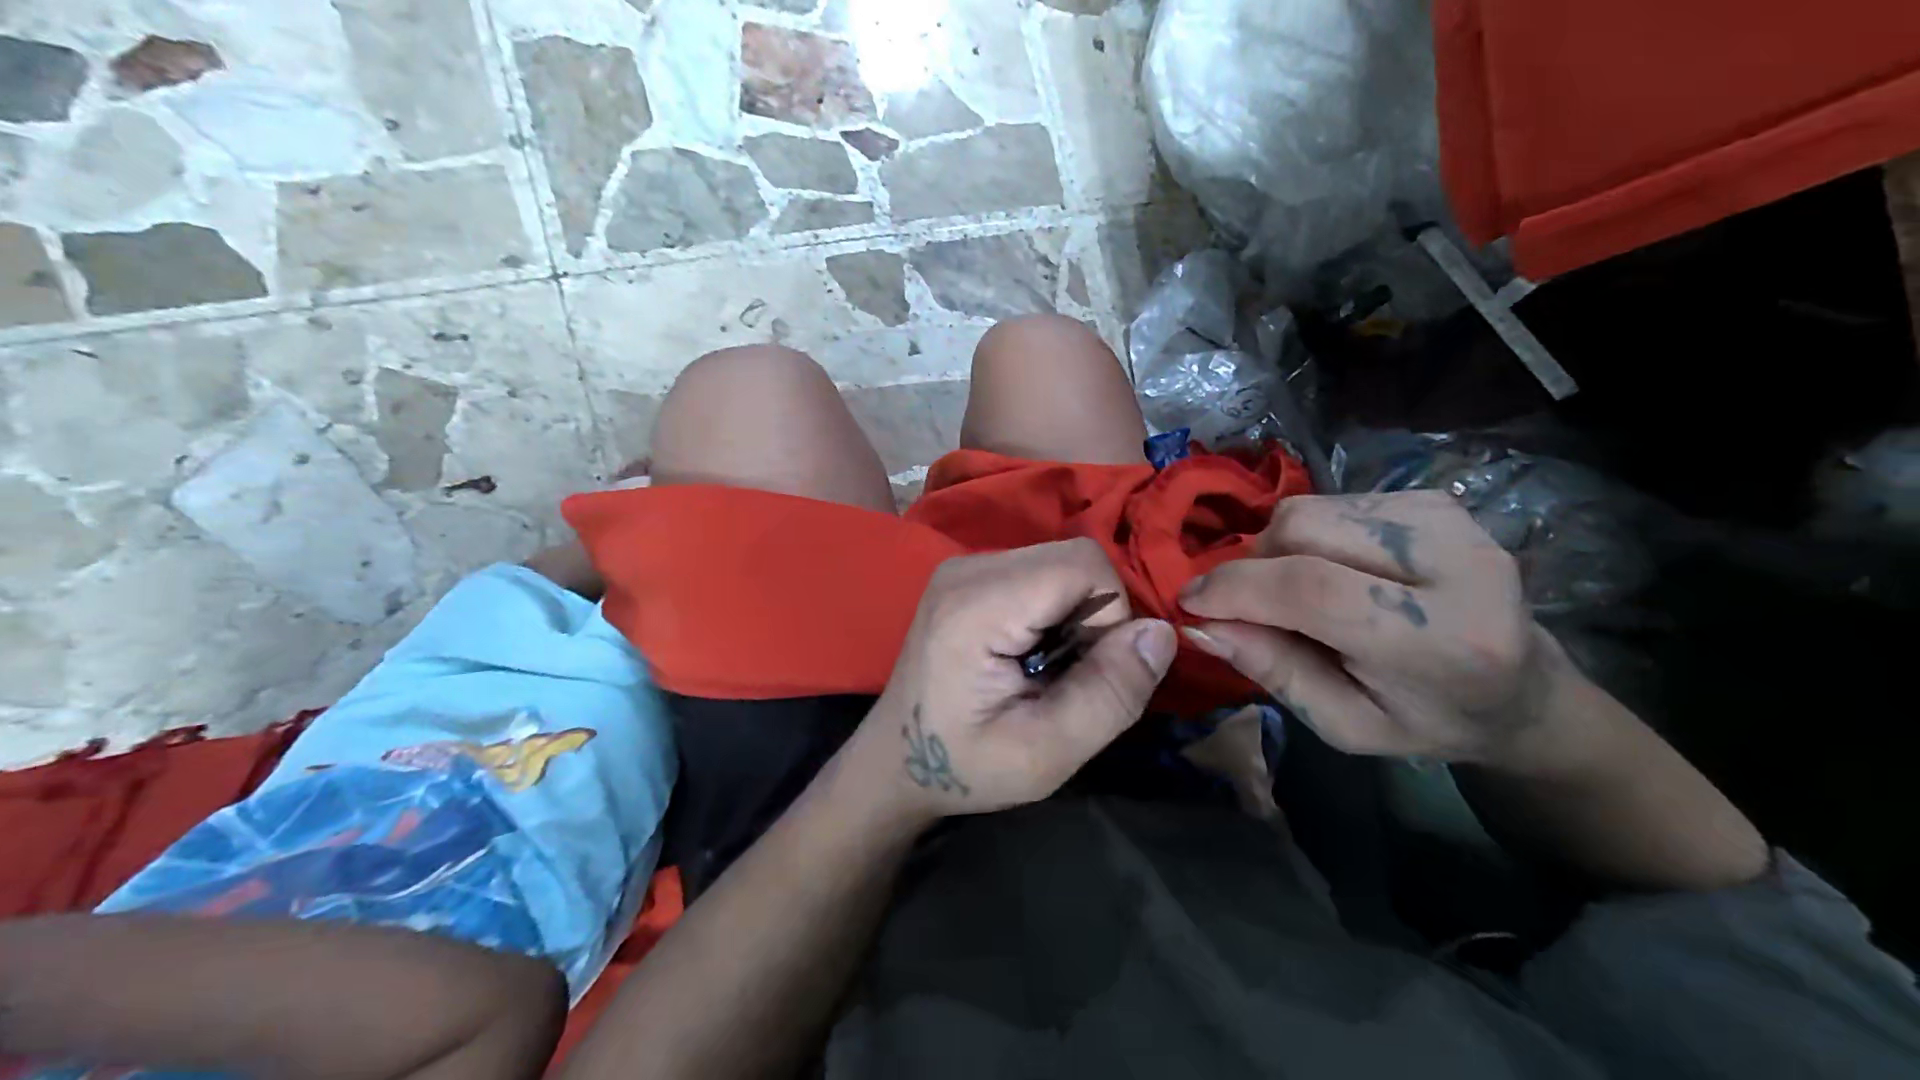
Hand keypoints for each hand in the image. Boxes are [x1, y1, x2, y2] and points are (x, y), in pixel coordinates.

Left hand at [851, 539, 1177, 822]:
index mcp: (976, 603)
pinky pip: (1039, 572)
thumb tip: (1161, 632)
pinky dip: (1054, 611)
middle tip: (1065, 677)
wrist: (896, 763)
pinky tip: (1028, 655)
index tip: (1086, 675)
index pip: (1085, 564)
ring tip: (1044, 671)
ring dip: (1075, 616)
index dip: (1109, 618)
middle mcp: (968, 567)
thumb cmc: (964, 766)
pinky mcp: (968, 575)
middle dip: (1094, 617)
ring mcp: (964, 566)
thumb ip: (1108, 694)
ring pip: (1061, 564)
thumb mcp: (1046, 753)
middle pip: (1075, 559)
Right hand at [1179, 490, 1553, 765]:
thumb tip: (1199, 622)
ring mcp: (1450, 518)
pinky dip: (1306, 535)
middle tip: (1248, 604)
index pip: (1312, 589)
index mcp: (1442, 641)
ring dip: (1276, 548)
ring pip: (1310, 508)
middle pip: (1304, 529)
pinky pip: (1330, 501)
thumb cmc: (1427, 719)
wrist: (1522, 689)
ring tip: (1293, 589)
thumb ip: (1274, 670)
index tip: (1189, 602)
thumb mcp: (1345, 724)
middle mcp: (1457, 562)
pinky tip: (1328, 568)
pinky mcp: (1435, 499)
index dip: (1235, 589)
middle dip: (1252, 564)